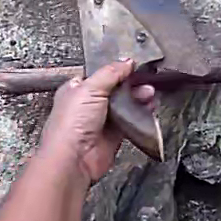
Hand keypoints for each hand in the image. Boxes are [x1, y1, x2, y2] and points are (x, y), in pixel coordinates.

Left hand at [38, 59, 156, 182]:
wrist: (74, 158)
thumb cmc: (70, 124)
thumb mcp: (90, 88)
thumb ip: (110, 73)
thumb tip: (126, 62)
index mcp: (76, 89)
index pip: (99, 75)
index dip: (115, 70)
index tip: (132, 66)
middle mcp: (87, 105)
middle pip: (114, 90)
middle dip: (131, 85)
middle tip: (144, 82)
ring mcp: (100, 121)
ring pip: (124, 106)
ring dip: (137, 99)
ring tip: (149, 94)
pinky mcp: (112, 136)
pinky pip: (129, 122)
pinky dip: (139, 116)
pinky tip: (148, 109)